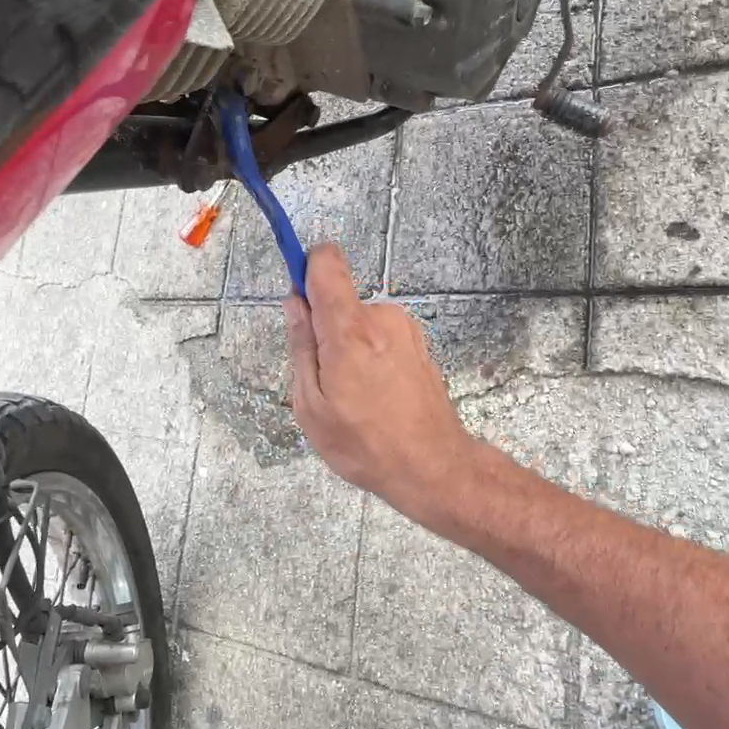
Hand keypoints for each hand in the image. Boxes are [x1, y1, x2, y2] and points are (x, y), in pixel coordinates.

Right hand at [283, 244, 485, 535]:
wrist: (433, 467)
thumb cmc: (365, 444)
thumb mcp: (311, 405)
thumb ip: (301, 346)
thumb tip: (294, 303)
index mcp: (350, 329)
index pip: (326, 262)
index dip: (305, 269)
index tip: (298, 298)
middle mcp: (381, 318)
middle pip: (339, 300)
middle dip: (324, 331)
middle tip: (325, 381)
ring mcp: (405, 329)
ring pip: (359, 323)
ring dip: (348, 349)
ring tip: (353, 396)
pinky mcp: (419, 342)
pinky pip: (380, 337)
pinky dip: (371, 358)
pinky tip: (376, 396)